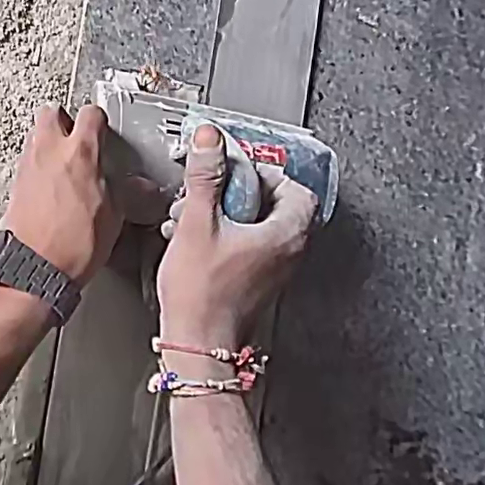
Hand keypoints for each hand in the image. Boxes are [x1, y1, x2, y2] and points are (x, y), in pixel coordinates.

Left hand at [2, 104, 122, 285]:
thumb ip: (122, 192)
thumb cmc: (70, 246)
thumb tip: (135, 187)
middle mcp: (48, 152)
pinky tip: (50, 185)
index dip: (100, 120)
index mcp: (79, 153)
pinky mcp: (15, 185)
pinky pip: (27, 161)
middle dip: (64, 119)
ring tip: (64, 161)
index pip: (90, 114)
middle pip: (51, 112)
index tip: (104, 131)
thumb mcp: (113, 217)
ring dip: (48, 141)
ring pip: (35, 134)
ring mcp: (27, 167)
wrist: (35, 268)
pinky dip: (38, 166)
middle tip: (77, 136)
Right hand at [156, 124, 316, 345]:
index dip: (261, 172)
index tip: (232, 170)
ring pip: (257, 225)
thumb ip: (205, 178)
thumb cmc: (203, 296)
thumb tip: (209, 142)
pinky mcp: (254, 282)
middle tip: (210, 193)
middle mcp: (288, 251)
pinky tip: (193, 241)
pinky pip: (246, 246)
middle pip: (273, 203)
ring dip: (225, 214)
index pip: (292, 185)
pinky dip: (223, 235)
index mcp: (286, 233)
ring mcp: (273, 269)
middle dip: (236, 192)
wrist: (196, 343)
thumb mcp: (197, 224)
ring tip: (194, 218)